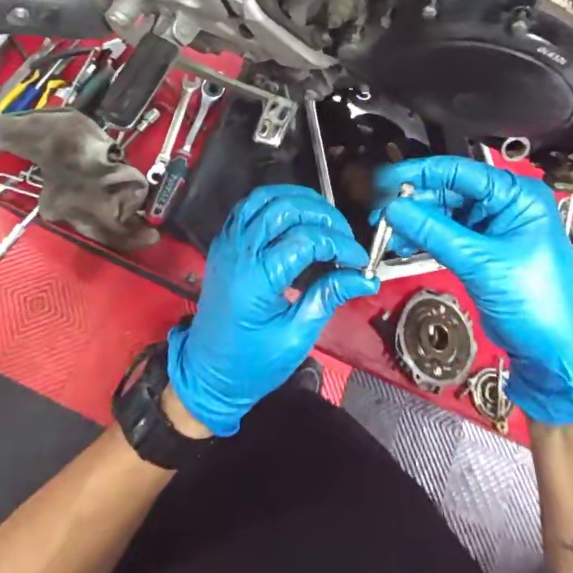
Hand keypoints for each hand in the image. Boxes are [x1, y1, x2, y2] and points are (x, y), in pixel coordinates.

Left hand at [167, 185, 377, 434]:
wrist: (207, 374)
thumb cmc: (251, 363)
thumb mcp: (296, 336)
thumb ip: (329, 297)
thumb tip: (366, 278)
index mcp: (256, 280)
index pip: (307, 240)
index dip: (340, 245)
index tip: (360, 261)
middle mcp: (239, 253)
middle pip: (286, 209)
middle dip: (324, 216)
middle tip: (345, 237)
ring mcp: (228, 244)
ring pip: (265, 198)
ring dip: (300, 200)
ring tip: (326, 219)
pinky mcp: (224, 243)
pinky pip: (249, 206)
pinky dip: (276, 201)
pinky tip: (297, 215)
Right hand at [376, 157, 572, 424]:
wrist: (555, 354)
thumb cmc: (542, 305)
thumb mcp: (482, 263)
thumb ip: (436, 232)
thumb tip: (398, 208)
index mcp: (519, 196)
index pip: (462, 171)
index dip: (422, 173)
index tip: (389, 179)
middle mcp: (508, 206)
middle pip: (452, 191)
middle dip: (415, 200)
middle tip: (382, 209)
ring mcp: (496, 229)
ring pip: (447, 213)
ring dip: (417, 220)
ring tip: (388, 229)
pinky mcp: (484, 252)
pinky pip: (449, 235)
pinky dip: (427, 238)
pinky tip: (404, 241)